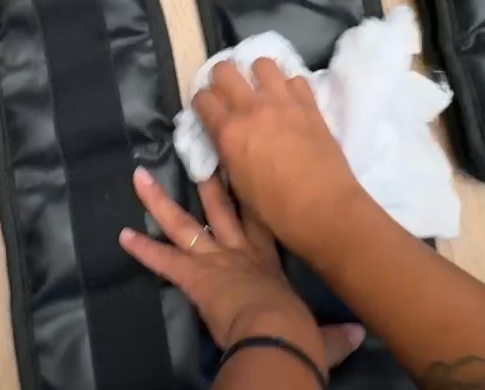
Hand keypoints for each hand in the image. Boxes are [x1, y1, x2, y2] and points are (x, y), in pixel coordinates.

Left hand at [118, 168, 363, 368]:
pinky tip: (123, 236)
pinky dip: (143, 250)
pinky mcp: (195, 276)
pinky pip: (164, 261)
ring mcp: (215, 259)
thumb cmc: (298, 332)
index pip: (258, 216)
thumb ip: (337, 334)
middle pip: (219, 207)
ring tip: (139, 176)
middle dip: (207, 179)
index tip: (241, 162)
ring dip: (159, 201)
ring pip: (183, 223)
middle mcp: (239, 250)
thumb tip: (360, 334)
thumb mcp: (322, 335)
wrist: (278, 333)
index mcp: (268, 259)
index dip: (249, 192)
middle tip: (195, 150)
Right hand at [192, 58, 370, 255]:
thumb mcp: (239, 185)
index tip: (207, 107)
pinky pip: (295, 78)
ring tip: (262, 88)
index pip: (203, 99)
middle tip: (229, 90)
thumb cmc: (276, 210)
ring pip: (262, 63)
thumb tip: (226, 139)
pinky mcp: (308, 103)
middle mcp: (252, 108)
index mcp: (229, 132)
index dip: (201, 101)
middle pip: (225, 70)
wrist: (324, 209)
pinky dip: (290, 86)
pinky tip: (290, 100)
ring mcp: (282, 101)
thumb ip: (228, 154)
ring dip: (258, 74)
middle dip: (222, 76)